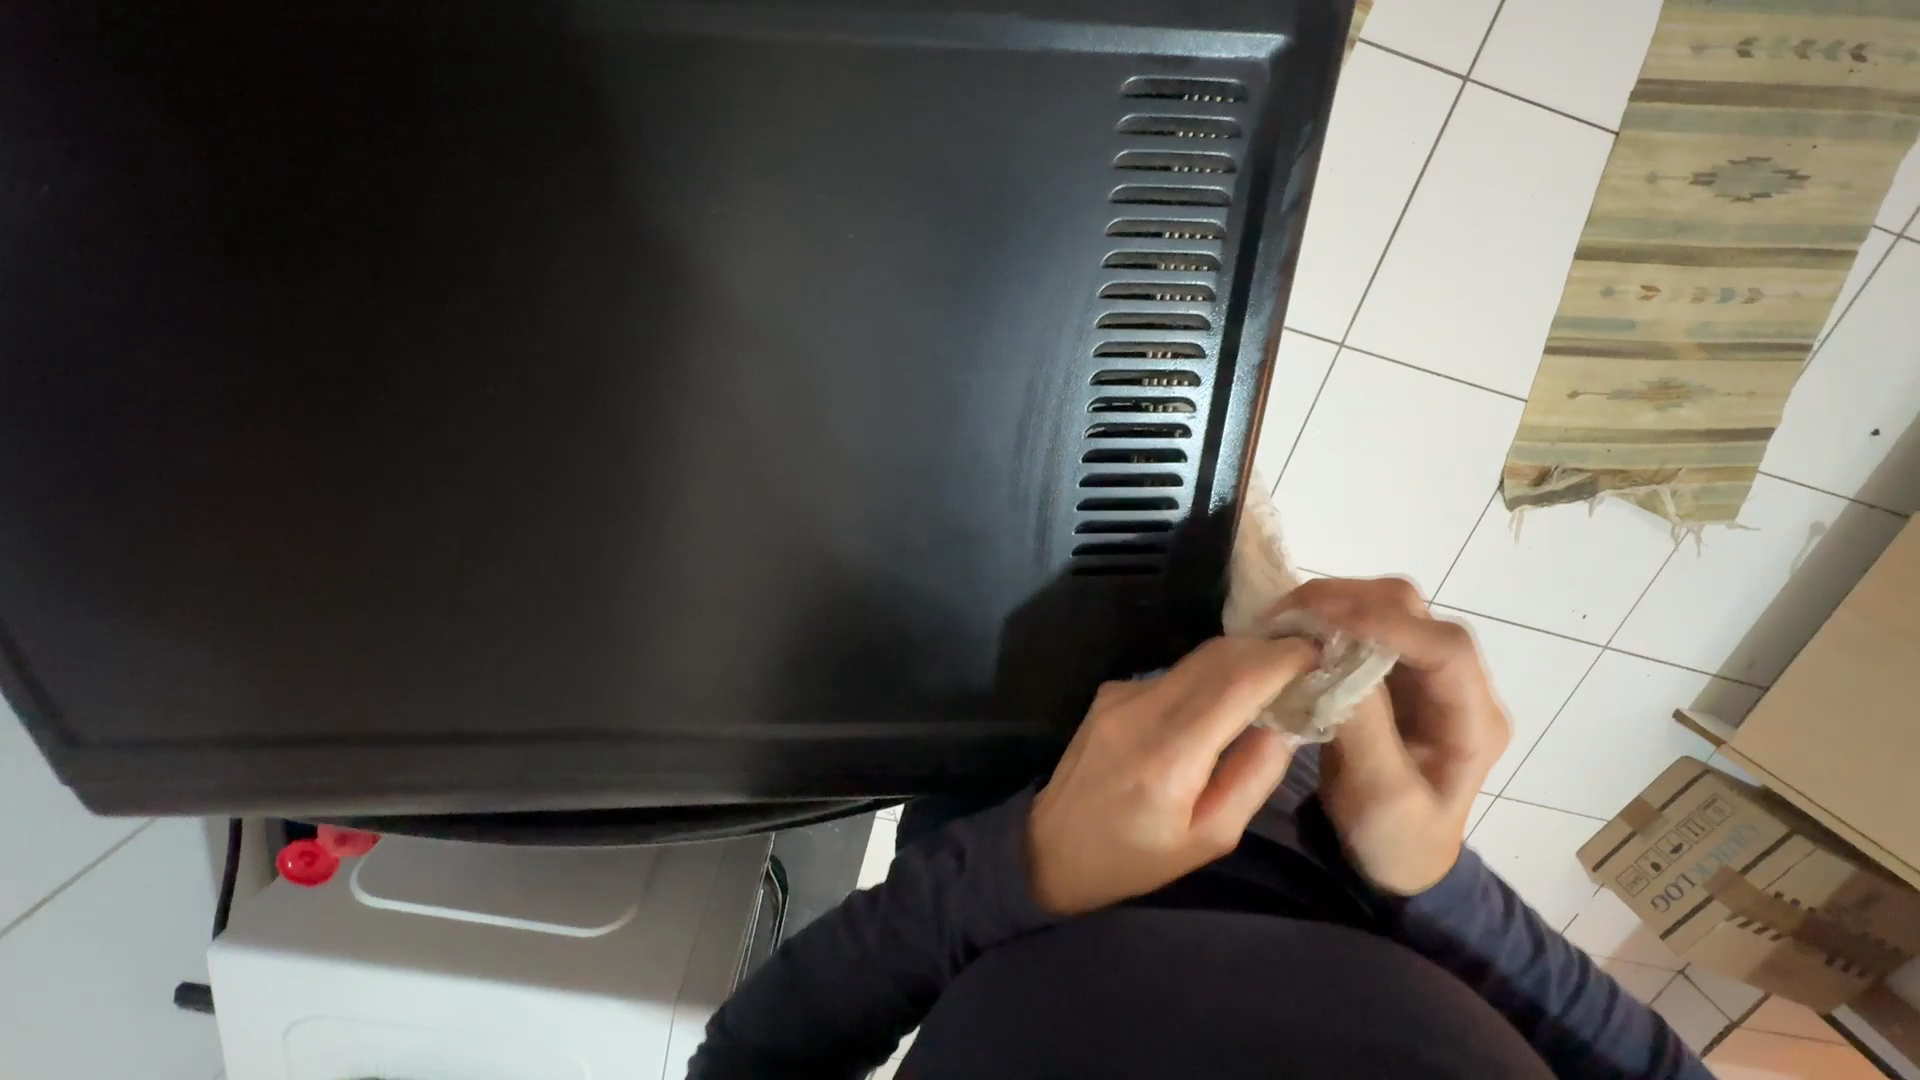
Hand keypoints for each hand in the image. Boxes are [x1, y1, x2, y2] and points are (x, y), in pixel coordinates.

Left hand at [1026, 637, 1314, 916]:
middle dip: (1267, 650)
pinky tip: (1220, 702)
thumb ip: (1253, 777)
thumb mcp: (1209, 838)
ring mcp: (1120, 695)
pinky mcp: (1109, 692)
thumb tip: (1287, 724)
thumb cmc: (1134, 858)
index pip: (1237, 681)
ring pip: (1194, 661)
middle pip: (1217, 657)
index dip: (1283, 659)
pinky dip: (1205, 679)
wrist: (1051, 846)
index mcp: (1170, 754)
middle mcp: (1141, 710)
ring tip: (1274, 678)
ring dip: (1238, 662)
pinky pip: (1171, 676)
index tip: (1321, 652)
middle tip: (1308, 659)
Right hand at [1284, 577, 1510, 895]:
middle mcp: (1457, 684)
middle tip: (1285, 616)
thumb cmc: (1395, 837)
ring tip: (1282, 620)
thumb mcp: (1380, 795)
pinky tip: (1292, 630)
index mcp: (1472, 720)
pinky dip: (1326, 618)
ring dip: (1334, 604)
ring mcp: (1424, 674)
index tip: (1319, 620)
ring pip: (1387, 608)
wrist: (1396, 860)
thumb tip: (1328, 660)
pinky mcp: (1393, 672)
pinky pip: (1362, 625)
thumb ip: (1362, 728)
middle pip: (1414, 613)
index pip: (1445, 648)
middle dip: (1349, 603)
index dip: (1386, 625)